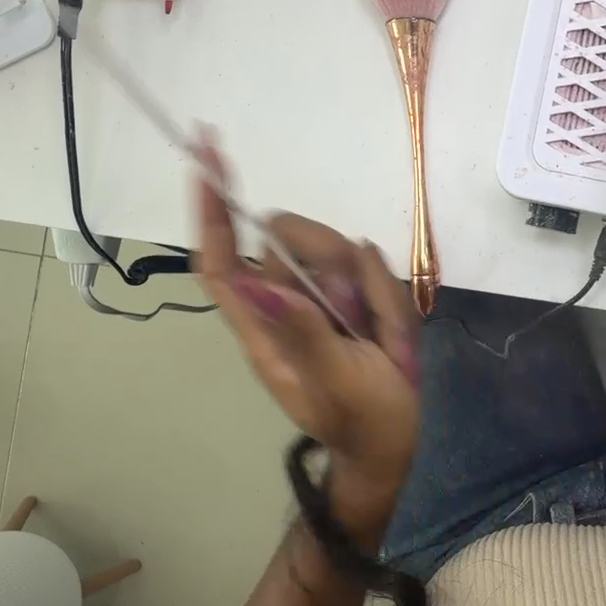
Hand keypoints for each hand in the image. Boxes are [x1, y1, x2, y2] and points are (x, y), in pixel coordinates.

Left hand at [193, 143, 419, 532]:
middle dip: (331, 264)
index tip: (207, 163)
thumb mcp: (336, 382)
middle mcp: (287, 303)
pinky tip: (392, 334)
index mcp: (265, 329)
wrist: (398, 442)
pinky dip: (388, 297)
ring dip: (371, 292)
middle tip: (363, 319)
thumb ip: (303, 332)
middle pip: (291, 245)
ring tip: (385, 340)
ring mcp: (323, 298)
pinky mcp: (356, 295)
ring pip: (340, 253)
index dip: (210, 217)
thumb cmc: (362, 420)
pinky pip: (373, 269)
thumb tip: (255, 284)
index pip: (222, 265)